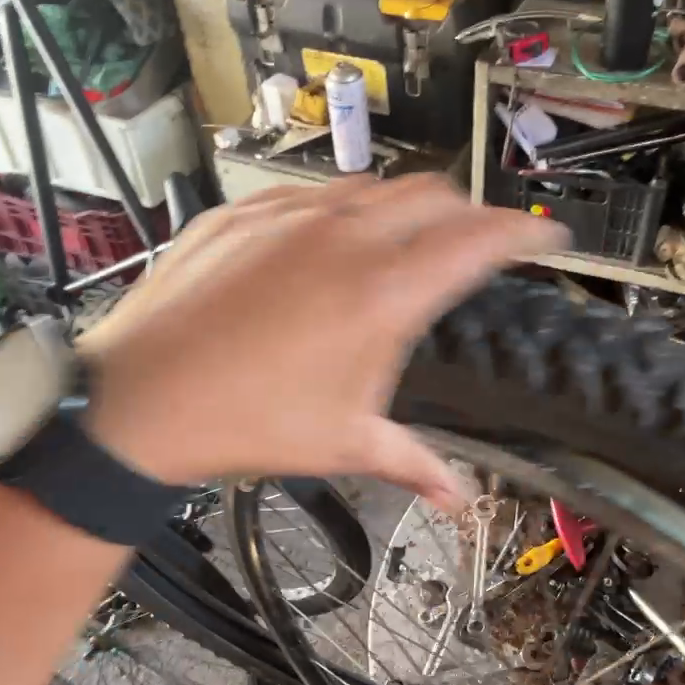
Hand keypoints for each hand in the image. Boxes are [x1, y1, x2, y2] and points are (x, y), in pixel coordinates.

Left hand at [75, 175, 567, 509]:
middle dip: (465, 214)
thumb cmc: (244, 424)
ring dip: (402, 209)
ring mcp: (287, 218)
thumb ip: (413, 464)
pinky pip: (308, 195)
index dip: (524, 232)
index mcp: (382, 293)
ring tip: (401, 248)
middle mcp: (342, 238)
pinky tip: (327, 249)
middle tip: (473, 246)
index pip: (479, 239)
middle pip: (433, 195)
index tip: (545, 236)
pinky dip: (338, 212)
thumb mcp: (342, 446)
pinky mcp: (241, 216)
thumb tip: (455, 496)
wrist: (140, 403)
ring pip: (371, 187)